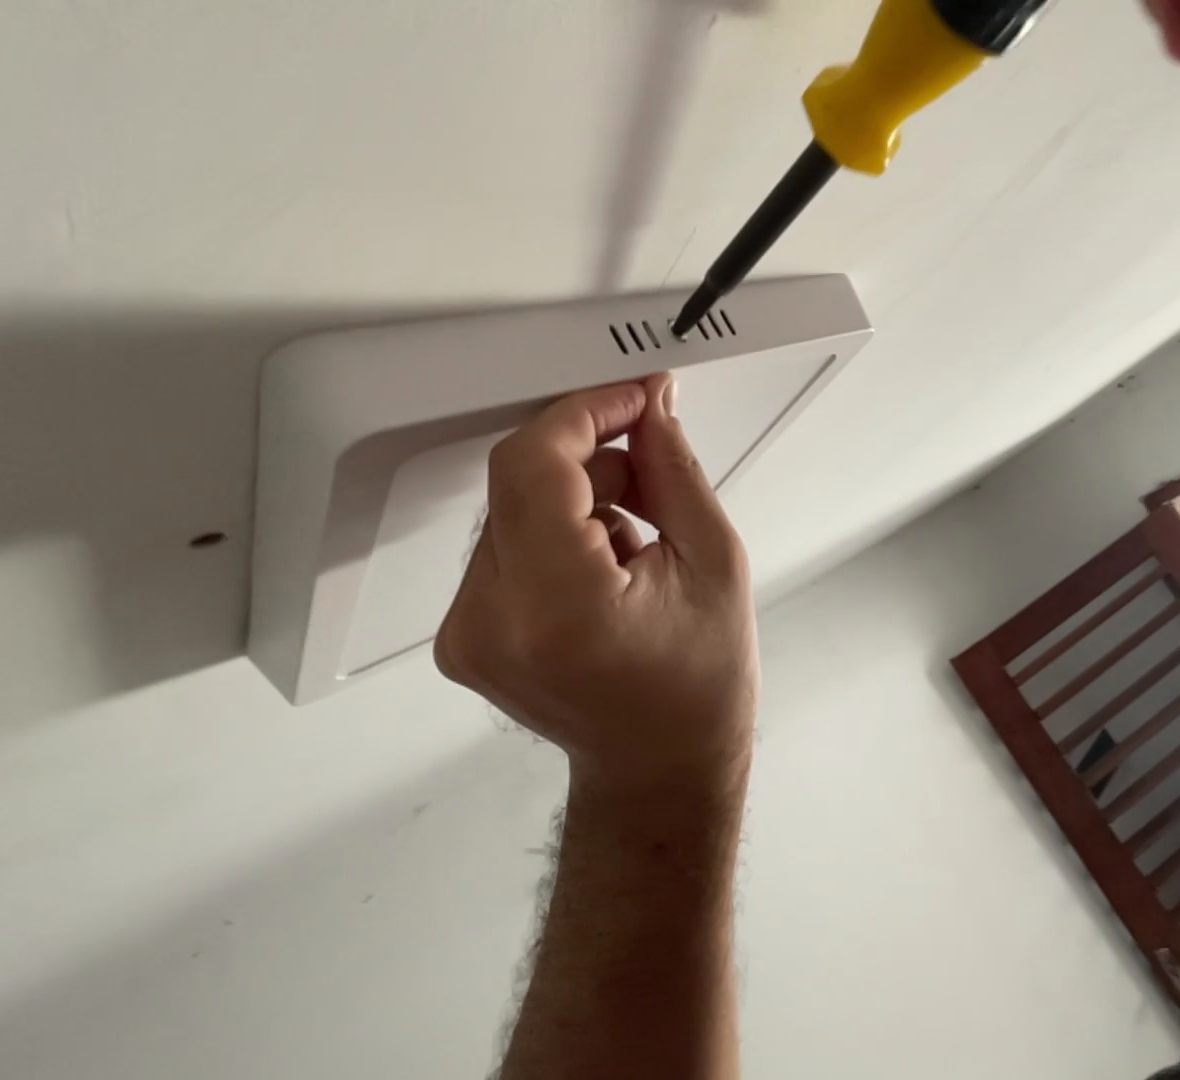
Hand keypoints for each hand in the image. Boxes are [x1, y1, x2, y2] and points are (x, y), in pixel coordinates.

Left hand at [435, 375, 756, 798]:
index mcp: (561, 606)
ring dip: (576, 497)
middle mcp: (494, 621)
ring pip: (511, 509)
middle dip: (591, 457)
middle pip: (519, 481)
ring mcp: (469, 633)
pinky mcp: (465, 635)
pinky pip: (504, 545)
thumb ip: (675, 474)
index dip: (583, 414)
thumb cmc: (700, 688)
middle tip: (654, 472)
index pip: (535, 465)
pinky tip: (607, 565)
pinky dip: (556, 532)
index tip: (631, 401)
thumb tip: (653, 409)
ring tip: (639, 539)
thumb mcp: (714, 564)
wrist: (660, 766)